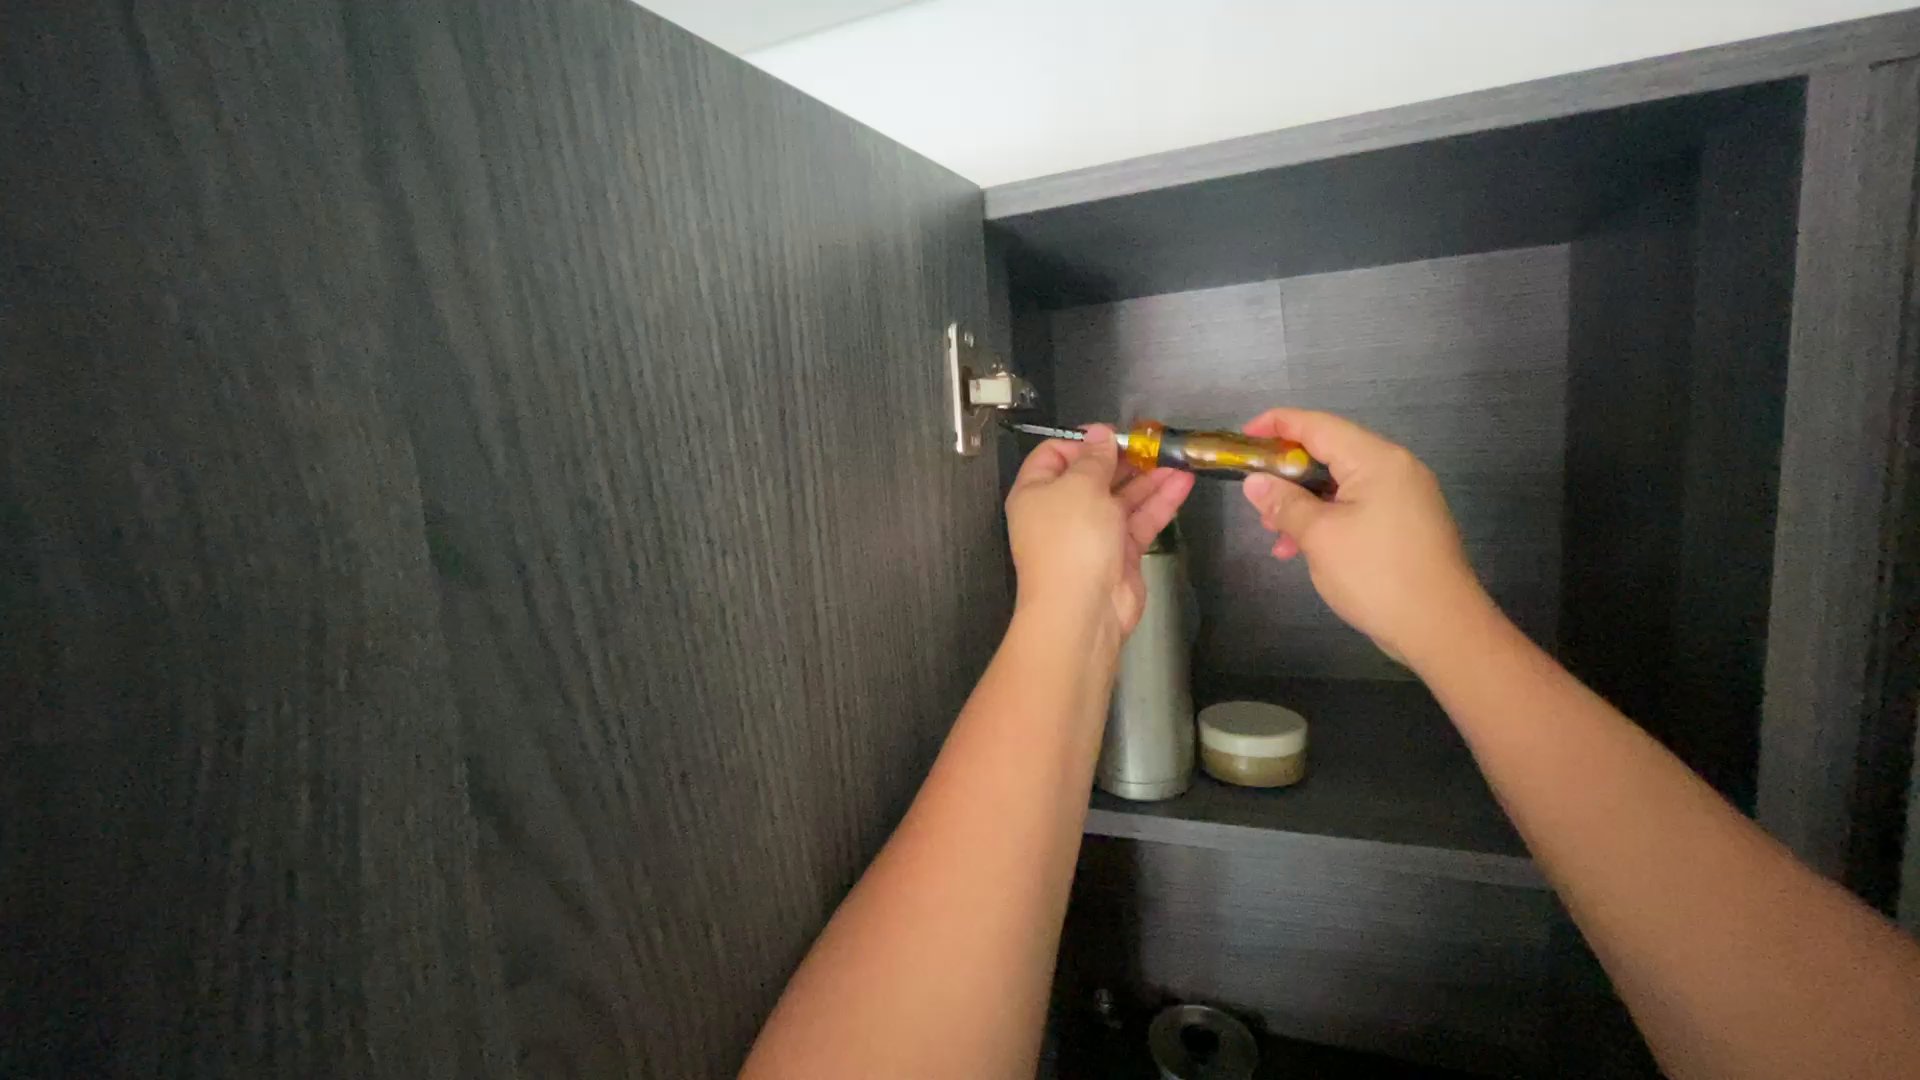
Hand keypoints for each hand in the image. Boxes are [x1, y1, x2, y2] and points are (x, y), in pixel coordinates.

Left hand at [1006, 425, 1194, 636]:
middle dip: (1123, 458)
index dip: (1082, 441)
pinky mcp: (1119, 552)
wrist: (1082, 609)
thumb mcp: (1079, 486)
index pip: (1053, 455)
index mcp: (1036, 492)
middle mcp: (1061, 511)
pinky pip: (1139, 520)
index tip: (1113, 433)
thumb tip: (1099, 434)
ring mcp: (1091, 533)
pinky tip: (1182, 482)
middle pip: (1093, 475)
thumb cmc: (1070, 538)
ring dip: (1148, 477)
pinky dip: (1159, 502)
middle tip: (1153, 442)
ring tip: (1178, 457)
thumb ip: (1094, 458)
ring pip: (1121, 497)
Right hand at [1239, 408, 1492, 664]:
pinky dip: (1323, 519)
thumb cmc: (1375, 574)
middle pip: (1329, 453)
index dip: (1276, 424)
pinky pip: (1354, 506)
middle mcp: (1394, 469)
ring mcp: (1402, 497)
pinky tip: (1299, 549)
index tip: (1241, 438)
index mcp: (1376, 460)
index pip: (1318, 425)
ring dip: (1301, 501)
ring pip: (1338, 484)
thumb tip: (1254, 482)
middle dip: (1286, 472)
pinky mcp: (1403, 523)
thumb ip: (1283, 503)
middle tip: (1253, 494)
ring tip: (1272, 531)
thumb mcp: (1319, 536)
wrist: (1440, 628)